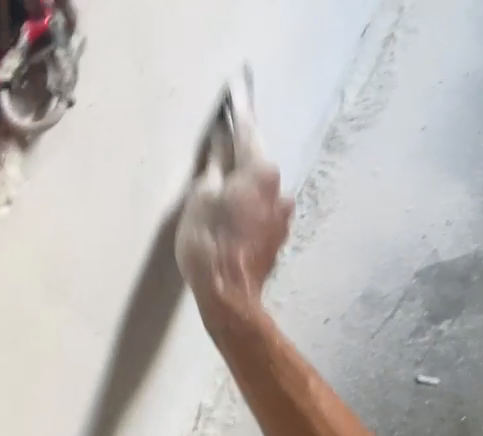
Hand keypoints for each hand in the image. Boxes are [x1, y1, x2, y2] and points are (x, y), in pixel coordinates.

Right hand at [175, 83, 294, 319]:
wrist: (229, 298)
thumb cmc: (209, 243)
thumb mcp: (200, 197)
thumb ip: (213, 168)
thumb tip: (220, 148)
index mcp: (261, 172)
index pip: (247, 131)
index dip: (236, 113)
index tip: (237, 90)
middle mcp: (279, 190)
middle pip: (255, 164)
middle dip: (239, 156)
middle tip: (219, 150)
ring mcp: (282, 219)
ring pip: (258, 192)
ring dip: (243, 188)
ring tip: (221, 195)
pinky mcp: (276, 241)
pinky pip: (259, 214)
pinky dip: (246, 210)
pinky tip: (231, 220)